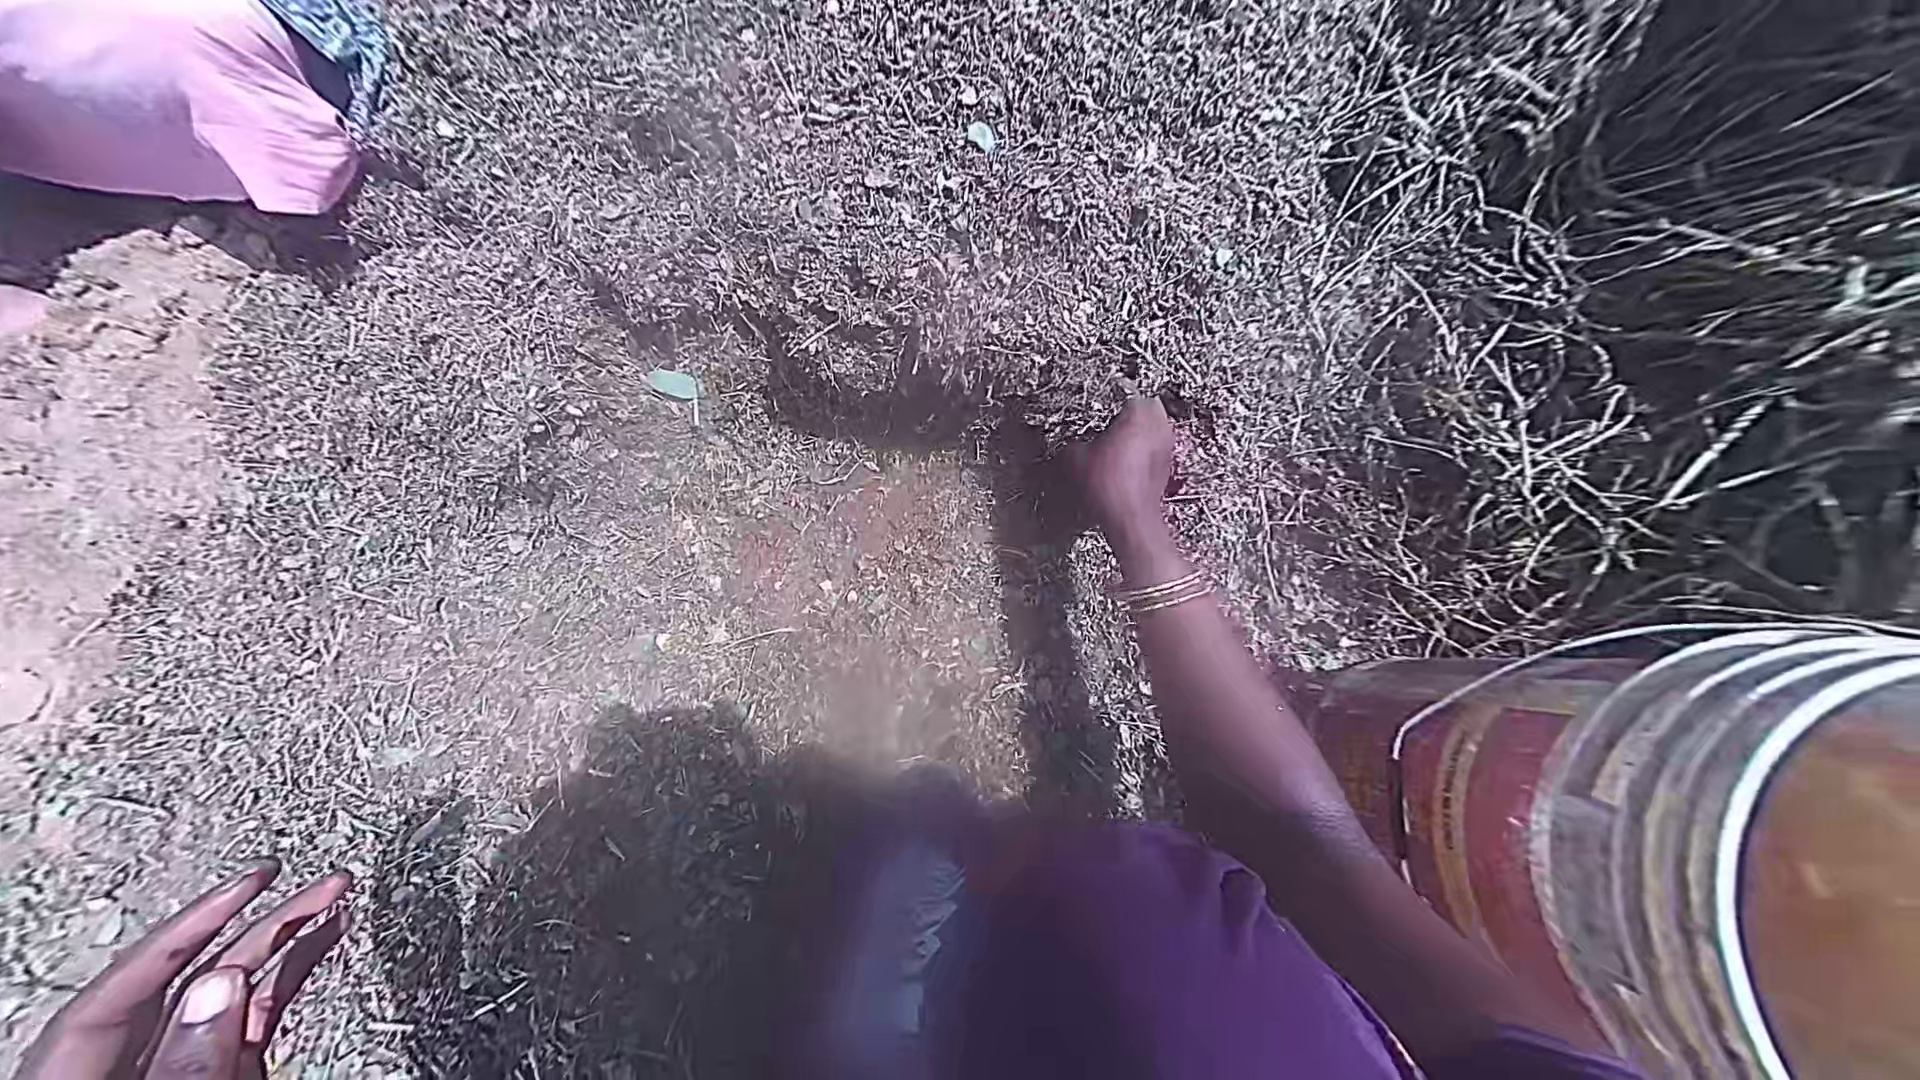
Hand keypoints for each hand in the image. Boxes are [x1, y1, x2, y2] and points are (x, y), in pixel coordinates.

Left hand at [15, 862, 351, 1079]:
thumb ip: (186, 1069)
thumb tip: (216, 984)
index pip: (116, 998)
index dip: (181, 932)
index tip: (252, 881)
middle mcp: (130, 1072)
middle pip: (182, 983)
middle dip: (254, 922)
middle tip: (314, 879)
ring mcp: (181, 1072)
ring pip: (229, 989)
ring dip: (288, 935)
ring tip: (338, 893)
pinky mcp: (227, 1072)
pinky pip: (259, 1009)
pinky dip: (297, 967)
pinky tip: (330, 935)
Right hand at [1068, 397, 1176, 556]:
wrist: (1130, 518)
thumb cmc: (1111, 488)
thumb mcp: (1076, 459)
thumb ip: (1073, 444)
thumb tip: (1071, 445)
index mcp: (1137, 413)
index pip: (1125, 389)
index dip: (1109, 392)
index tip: (1101, 397)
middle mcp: (1158, 424)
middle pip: (1143, 405)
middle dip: (1127, 410)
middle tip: (1108, 418)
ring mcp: (1166, 445)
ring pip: (1152, 425)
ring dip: (1136, 429)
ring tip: (1115, 439)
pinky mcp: (1167, 463)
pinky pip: (1154, 446)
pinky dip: (1142, 448)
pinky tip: (1124, 460)